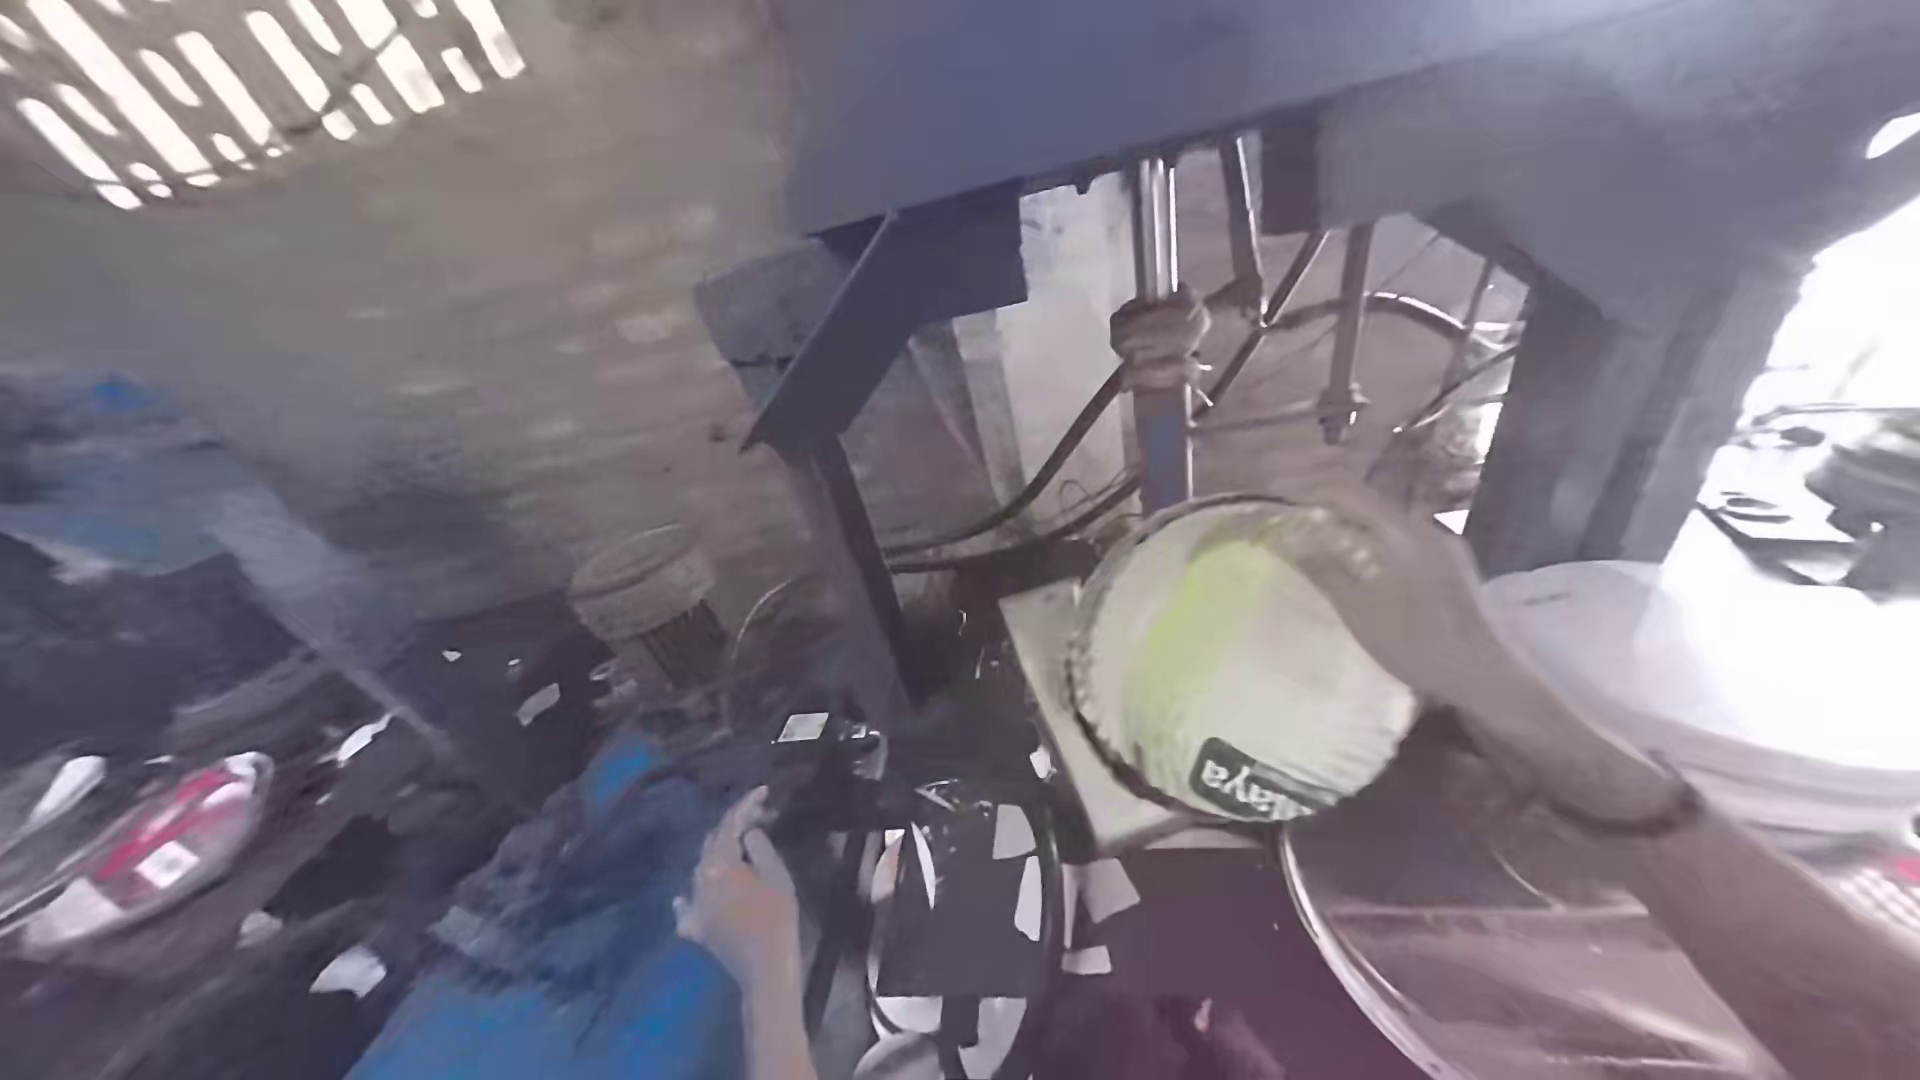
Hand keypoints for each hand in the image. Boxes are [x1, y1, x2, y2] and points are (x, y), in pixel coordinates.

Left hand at [675, 787, 800, 989]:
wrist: (765, 967)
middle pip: (713, 843)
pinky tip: (684, 896)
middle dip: (733, 825)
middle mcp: (700, 881)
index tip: (763, 790)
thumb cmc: (777, 915)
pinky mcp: (697, 927)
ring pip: (701, 868)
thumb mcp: (776, 873)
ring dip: (718, 850)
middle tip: (760, 815)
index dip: (746, 804)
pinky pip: (687, 905)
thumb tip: (747, 833)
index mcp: (719, 865)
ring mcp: (695, 906)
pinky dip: (688, 895)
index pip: (730, 824)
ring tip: (740, 841)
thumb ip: (759, 846)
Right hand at [1258, 451, 1682, 820]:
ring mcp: (1440, 543)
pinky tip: (1349, 551)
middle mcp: (1424, 526)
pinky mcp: (1445, 562)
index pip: (1345, 491)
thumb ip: (1321, 566)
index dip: (1305, 489)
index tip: (1272, 495)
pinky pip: (1394, 533)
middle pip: (1364, 498)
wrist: (1489, 680)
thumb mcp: (1357, 608)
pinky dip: (1364, 532)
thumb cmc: (1417, 643)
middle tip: (1285, 510)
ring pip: (1380, 516)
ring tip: (1309, 528)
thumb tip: (1284, 537)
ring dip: (1343, 516)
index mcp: (1401, 532)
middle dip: (1321, 499)